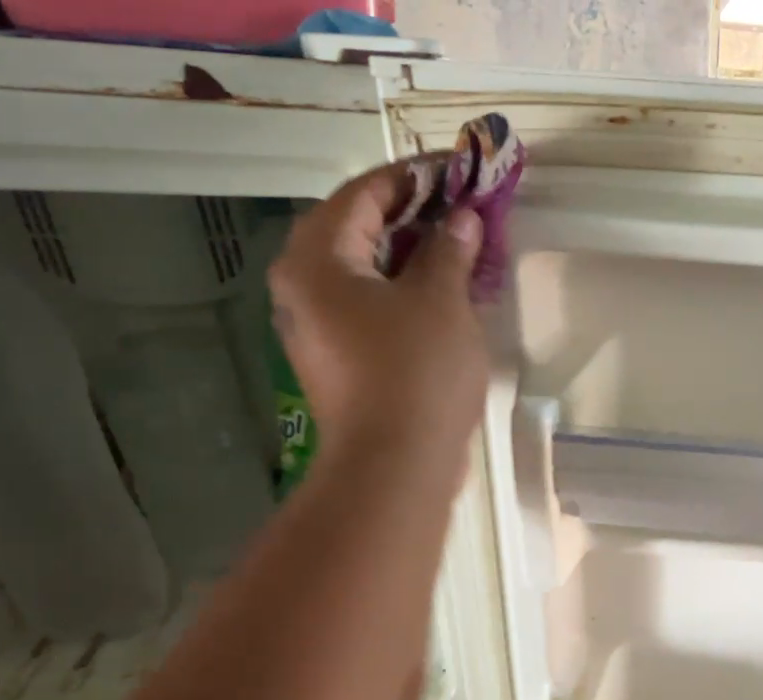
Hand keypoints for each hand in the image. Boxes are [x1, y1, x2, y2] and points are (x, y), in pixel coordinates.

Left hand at [268, 162, 488, 470]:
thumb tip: (460, 219)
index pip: (364, 192)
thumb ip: (449, 249)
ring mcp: (315, 325)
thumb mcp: (441, 300)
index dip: (414, 177)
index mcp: (316, 257)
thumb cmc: (416, 372)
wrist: (395, 465)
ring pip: (363, 269)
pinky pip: (368, 304)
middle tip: (461, 209)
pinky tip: (442, 295)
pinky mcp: (337, 358)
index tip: (458, 171)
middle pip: (356, 228)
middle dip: (412, 215)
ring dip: (410, 254)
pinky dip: (402, 290)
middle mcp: (302, 284)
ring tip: (459, 249)